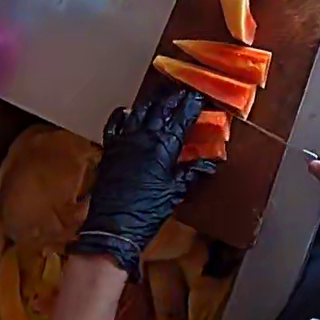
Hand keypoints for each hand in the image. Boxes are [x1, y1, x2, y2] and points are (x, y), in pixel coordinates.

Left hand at [69, 86, 211, 276]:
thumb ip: (192, 172)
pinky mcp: (110, 148)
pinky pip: (115, 124)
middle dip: (174, 98)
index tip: (199, 96)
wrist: (114, 226)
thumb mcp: (176, 191)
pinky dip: (121, 115)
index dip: (192, 104)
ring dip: (152, 103)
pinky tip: (126, 111)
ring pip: (140, 111)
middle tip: (183, 93)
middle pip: (162, 108)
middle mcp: (146, 136)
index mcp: (166, 145)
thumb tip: (209, 163)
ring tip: (160, 98)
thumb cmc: (149, 210)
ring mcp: (126, 140)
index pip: (183, 117)